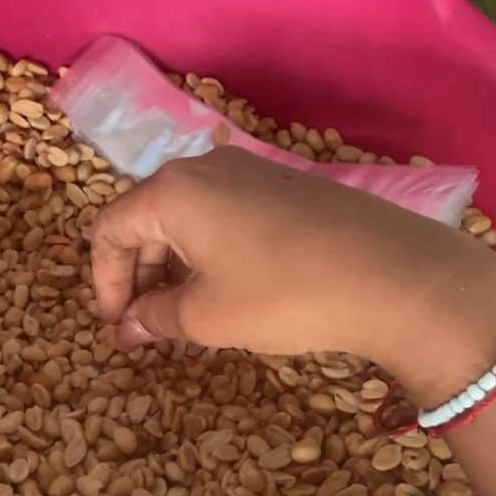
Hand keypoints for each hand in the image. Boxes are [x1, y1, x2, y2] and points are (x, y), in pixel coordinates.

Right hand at [86, 146, 495, 401]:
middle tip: (146, 324)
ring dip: (173, 265)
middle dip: (138, 274)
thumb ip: (156, 317)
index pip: (109, 230)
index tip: (118, 325)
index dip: (104, 282)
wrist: (390, 275)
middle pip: (146, 219)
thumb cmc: (281, 296)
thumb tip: (129, 327)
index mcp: (172, 192)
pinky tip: (227, 288)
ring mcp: (250, 171)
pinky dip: (208, 252)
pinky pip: (223, 215)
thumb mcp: (207, 316)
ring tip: (184, 313)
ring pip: (187, 218)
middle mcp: (205, 168)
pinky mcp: (284, 186)